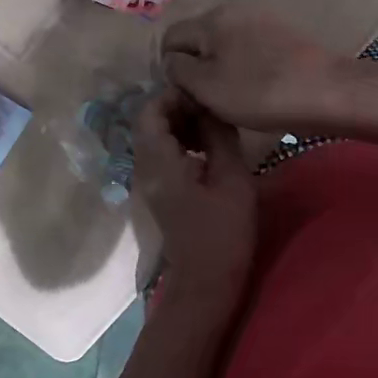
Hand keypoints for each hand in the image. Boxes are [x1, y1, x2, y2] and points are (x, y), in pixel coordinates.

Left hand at [133, 89, 255, 306]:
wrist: (205, 283)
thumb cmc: (223, 232)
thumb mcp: (232, 179)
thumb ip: (220, 137)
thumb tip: (213, 108)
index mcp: (159, 162)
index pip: (150, 111)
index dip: (174, 96)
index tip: (205, 94)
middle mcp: (145, 168)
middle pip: (149, 122)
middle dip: (178, 108)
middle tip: (211, 108)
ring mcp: (149, 181)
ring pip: (155, 138)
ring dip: (179, 125)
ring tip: (213, 125)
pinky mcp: (159, 192)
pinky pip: (162, 155)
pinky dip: (180, 143)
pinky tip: (207, 148)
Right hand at [161, 7, 351, 132]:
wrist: (327, 92)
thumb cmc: (259, 92)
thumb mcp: (207, 86)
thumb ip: (179, 71)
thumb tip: (171, 62)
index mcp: (211, 19)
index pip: (170, 38)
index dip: (169, 69)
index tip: (184, 96)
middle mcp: (233, 11)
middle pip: (198, 41)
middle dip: (196, 69)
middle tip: (206, 101)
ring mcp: (261, 22)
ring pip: (223, 47)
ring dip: (220, 72)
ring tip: (232, 100)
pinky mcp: (282, 37)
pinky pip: (247, 52)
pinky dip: (244, 70)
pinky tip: (256, 92)